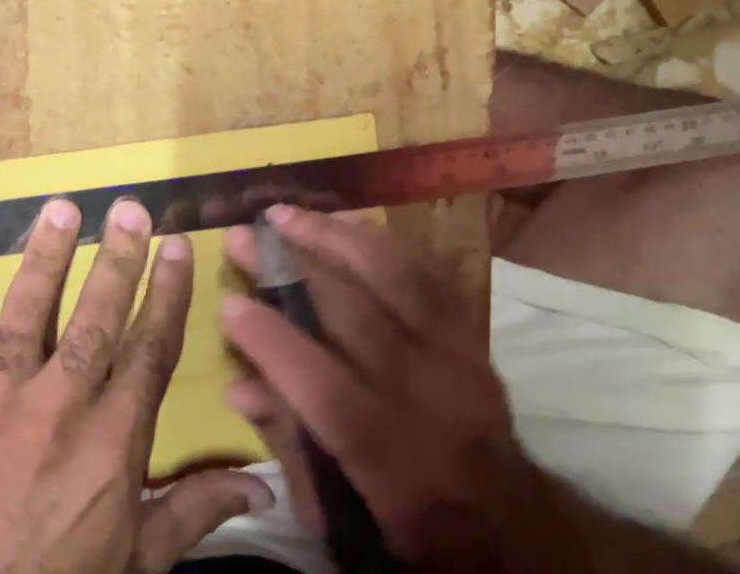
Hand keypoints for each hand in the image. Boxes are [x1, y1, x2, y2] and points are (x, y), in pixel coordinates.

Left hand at [0, 198, 273, 573]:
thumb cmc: (67, 573)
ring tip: (62, 208)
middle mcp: (63, 405)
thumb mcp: (142, 554)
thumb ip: (198, 509)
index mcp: (115, 438)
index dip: (167, 295)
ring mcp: (4, 398)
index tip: (176, 247)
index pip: (150, 350)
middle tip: (129, 209)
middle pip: (96, 320)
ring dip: (46, 258)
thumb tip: (264, 485)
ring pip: (29, 315)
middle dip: (117, 262)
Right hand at [218, 207, 547, 570]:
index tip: (228, 304)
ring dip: (336, 238)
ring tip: (289, 214)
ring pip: (397, 280)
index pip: (322, 386)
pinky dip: (383, 245)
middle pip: (357, 315)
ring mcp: (458, 361)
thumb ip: (290, 442)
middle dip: (292, 266)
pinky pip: (428, 276)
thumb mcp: (342, 507)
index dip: (271, 341)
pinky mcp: (474, 340)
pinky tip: (348, 224)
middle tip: (245, 233)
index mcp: (390, 454)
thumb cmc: (411, 523)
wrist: (511, 526)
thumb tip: (237, 385)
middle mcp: (428, 398)